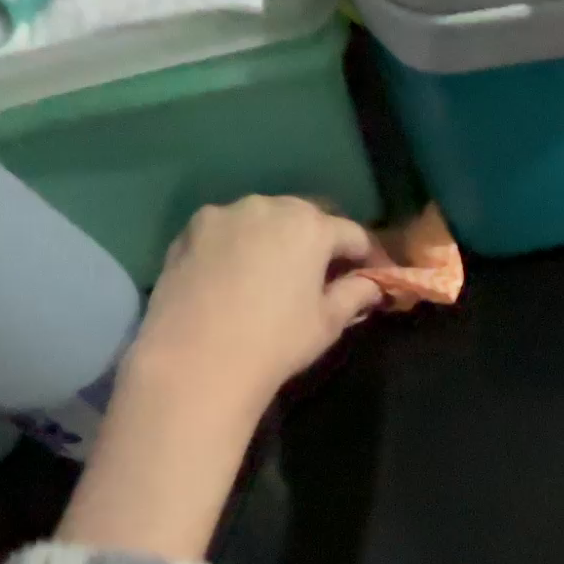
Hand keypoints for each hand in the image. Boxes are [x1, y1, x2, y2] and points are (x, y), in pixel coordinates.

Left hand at [131, 196, 382, 408]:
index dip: (370, 257)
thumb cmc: (278, 339)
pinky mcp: (188, 231)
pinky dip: (243, 246)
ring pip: (264, 219)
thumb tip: (372, 286)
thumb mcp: (330, 321)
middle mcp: (267, 206)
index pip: (354, 234)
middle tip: (328, 273)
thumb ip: (356, 294)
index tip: (376, 278)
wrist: (198, 357)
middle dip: (323, 241)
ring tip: (281, 273)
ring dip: (280, 239)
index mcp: (310, 226)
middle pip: (306, 217)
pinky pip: (229, 231)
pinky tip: (241, 277)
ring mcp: (222, 214)